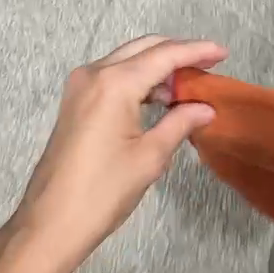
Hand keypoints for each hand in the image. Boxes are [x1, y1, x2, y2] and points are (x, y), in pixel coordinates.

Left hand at [0, 37, 225, 272]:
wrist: (49, 224)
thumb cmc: (103, 193)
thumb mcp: (150, 157)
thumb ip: (180, 123)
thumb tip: (206, 108)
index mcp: (114, 83)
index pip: (164, 55)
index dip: (196, 51)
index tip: (223, 53)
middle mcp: (95, 72)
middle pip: (144, 48)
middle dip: (177, 54)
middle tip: (208, 67)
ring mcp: (81, 84)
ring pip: (128, 59)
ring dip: (157, 67)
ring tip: (188, 87)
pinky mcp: (75, 99)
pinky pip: (113, 75)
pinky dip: (138, 79)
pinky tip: (159, 99)